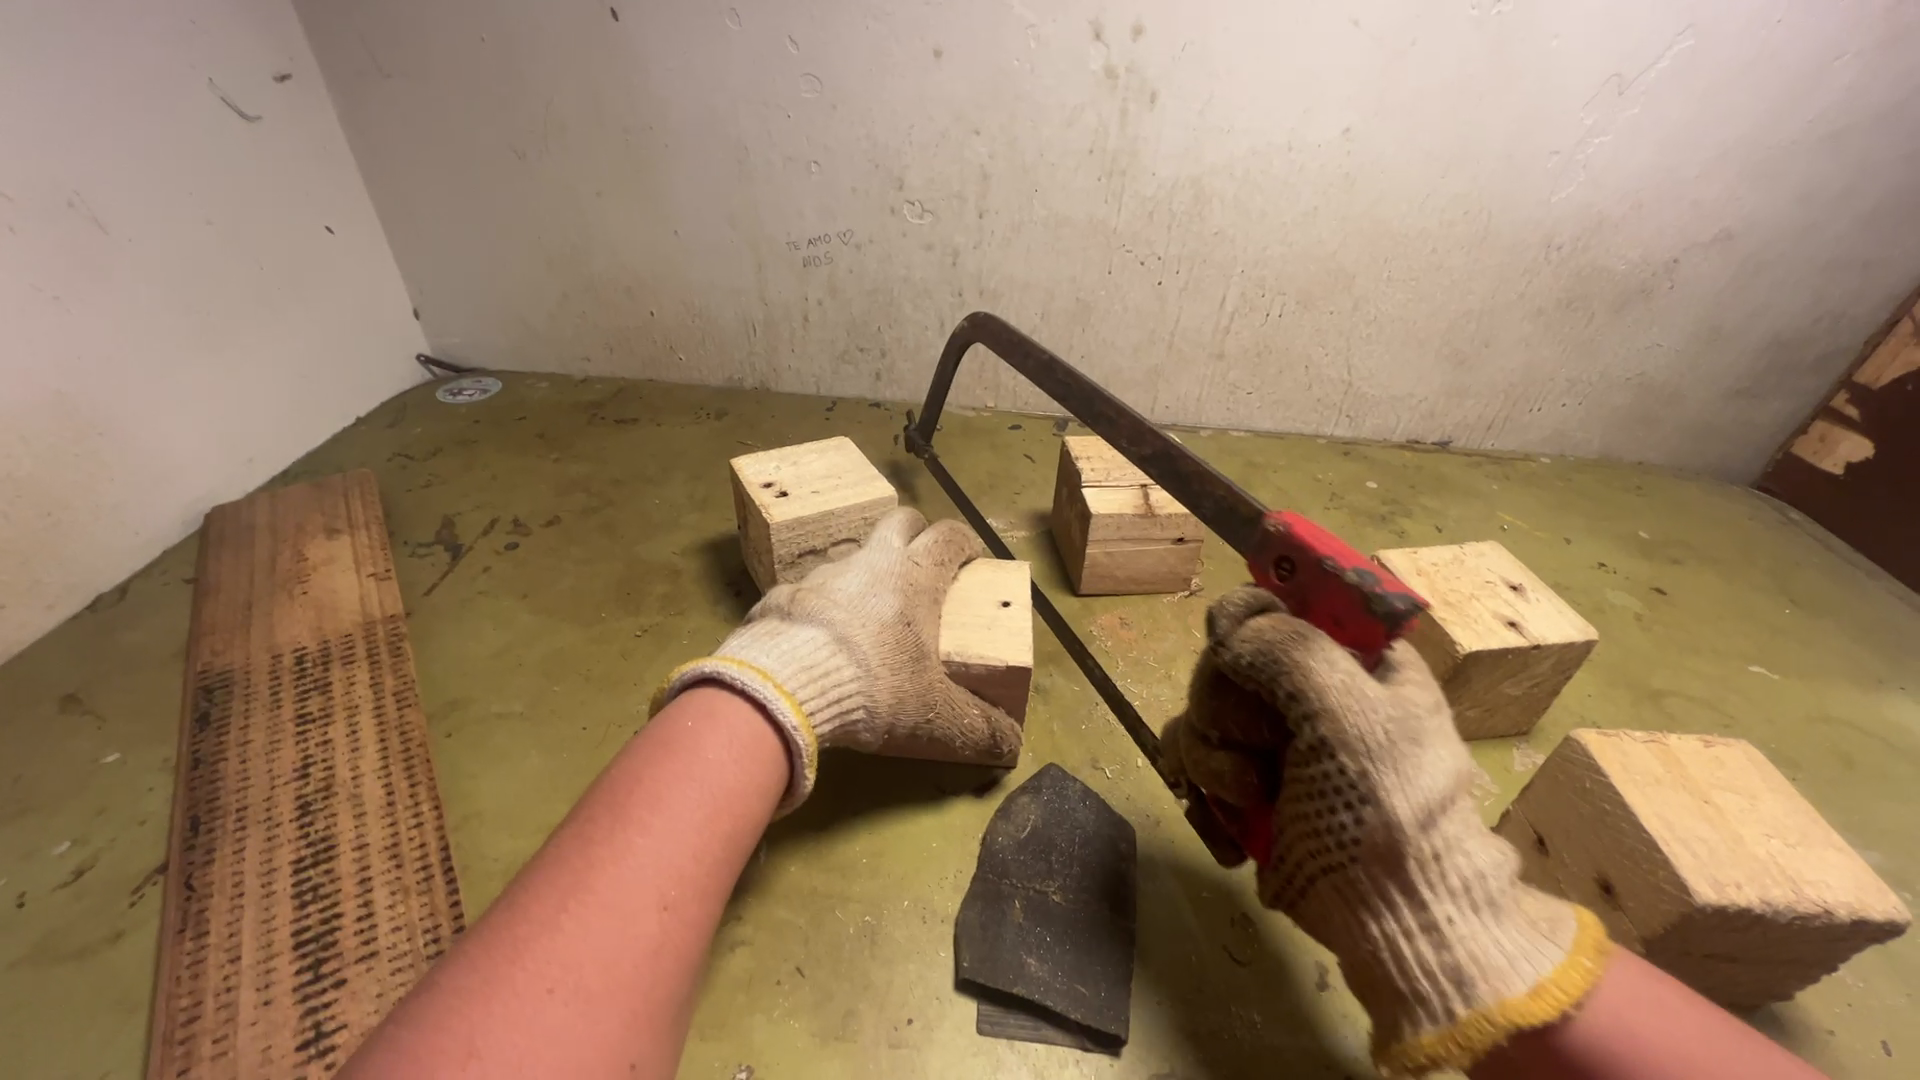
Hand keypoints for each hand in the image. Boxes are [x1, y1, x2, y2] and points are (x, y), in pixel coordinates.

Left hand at [654, 507, 1020, 812]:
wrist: (783, 688)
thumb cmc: (875, 688)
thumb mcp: (935, 715)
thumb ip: (977, 728)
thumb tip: (1012, 744)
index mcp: (914, 577)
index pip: (949, 536)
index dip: (965, 544)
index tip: (971, 563)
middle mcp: (869, 563)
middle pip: (900, 522)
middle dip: (915, 535)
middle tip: (922, 571)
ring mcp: (821, 575)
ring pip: (852, 556)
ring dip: (865, 574)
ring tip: (867, 618)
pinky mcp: (780, 595)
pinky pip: (808, 593)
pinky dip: (819, 610)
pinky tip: (817, 645)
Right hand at [1162, 586, 1611, 1076]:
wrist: (1391, 922)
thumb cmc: (1391, 813)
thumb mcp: (1358, 721)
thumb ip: (1292, 654)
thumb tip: (1228, 629)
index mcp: (1351, 658)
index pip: (1283, 601)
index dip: (1252, 615)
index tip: (1231, 644)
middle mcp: (1305, 689)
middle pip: (1223, 660)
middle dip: (1227, 711)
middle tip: (1260, 751)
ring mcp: (1269, 737)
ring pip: (1197, 712)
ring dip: (1215, 765)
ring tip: (1252, 802)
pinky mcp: (1241, 781)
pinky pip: (1190, 762)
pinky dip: (1204, 798)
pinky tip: (1233, 834)